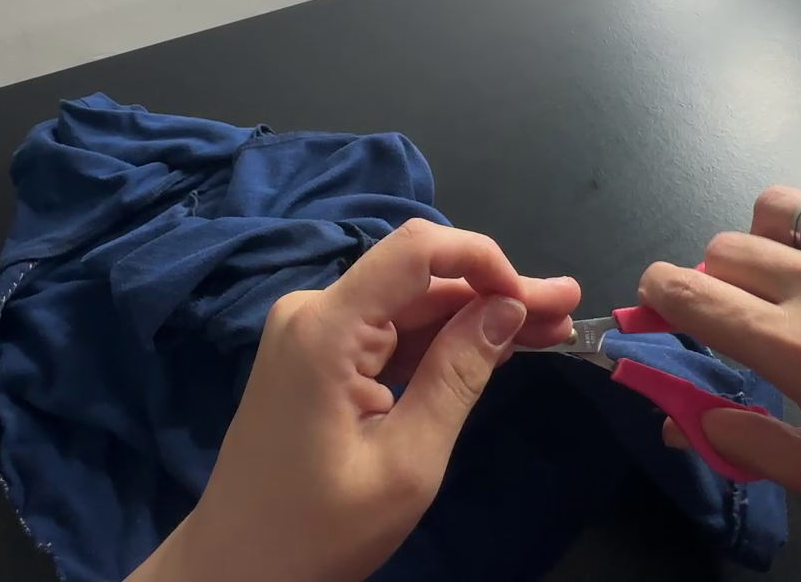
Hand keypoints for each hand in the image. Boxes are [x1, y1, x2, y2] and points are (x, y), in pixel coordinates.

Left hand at [132, 219, 580, 581]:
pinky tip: (495, 343)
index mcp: (326, 326)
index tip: (529, 297)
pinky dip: (443, 340)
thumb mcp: (407, 463)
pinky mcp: (322, 350)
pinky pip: (392, 331)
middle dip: (494, 292)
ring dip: (477, 316)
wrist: (236, 568)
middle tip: (564, 307)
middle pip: (420, 280)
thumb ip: (458, 375)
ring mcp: (316, 328)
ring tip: (548, 326)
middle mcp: (317, 309)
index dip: (479, 258)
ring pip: (412, 305)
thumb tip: (507, 308)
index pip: (414, 250)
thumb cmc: (318, 532)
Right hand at [639, 187, 800, 573]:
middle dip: (711, 280)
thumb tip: (680, 421)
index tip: (662, 308)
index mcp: (798, 351)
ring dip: (762, 241)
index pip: (684, 290)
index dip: (656, 294)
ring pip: (770, 208)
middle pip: (719, 248)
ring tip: (793, 278)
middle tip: (744, 317)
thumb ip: (749, 443)